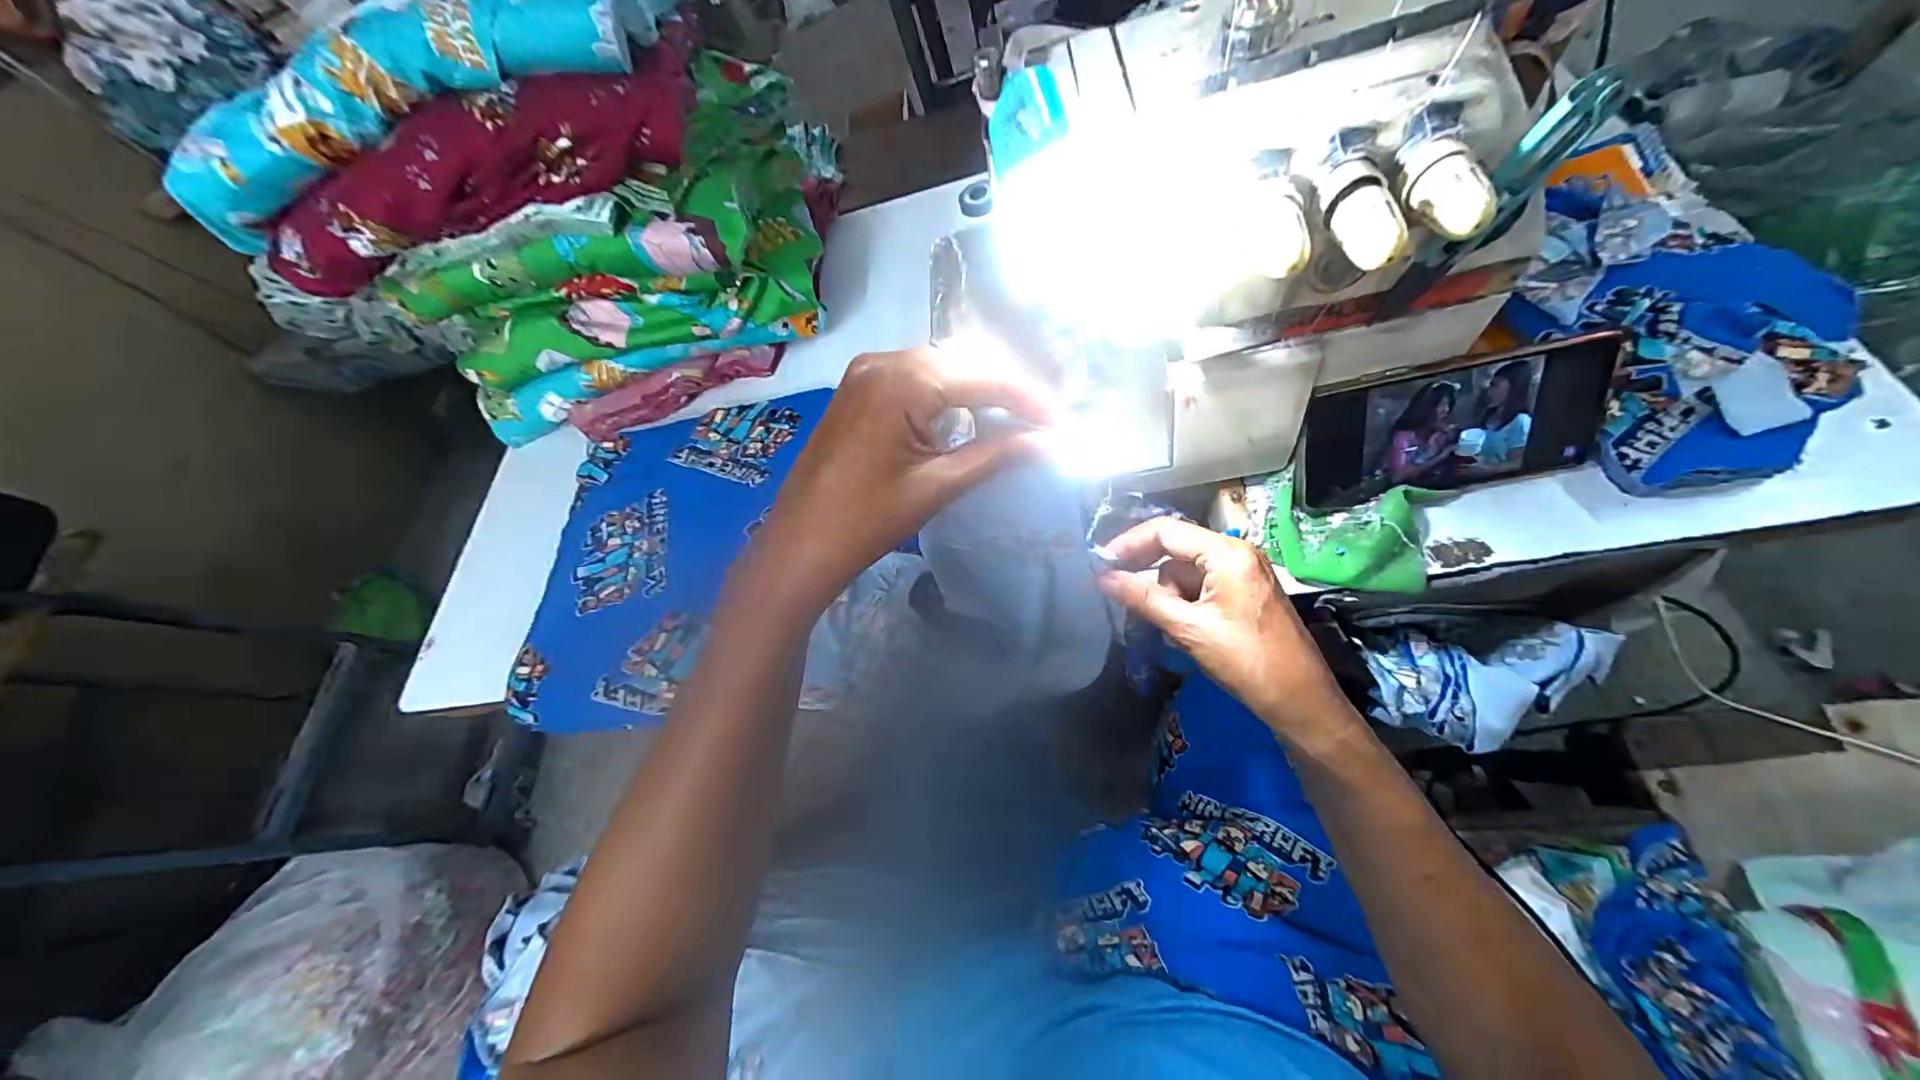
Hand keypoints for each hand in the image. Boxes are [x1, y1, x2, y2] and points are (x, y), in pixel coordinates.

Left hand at [755, 347, 1050, 612]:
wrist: (799, 543)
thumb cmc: (867, 519)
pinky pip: (915, 377)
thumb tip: (1049, 443)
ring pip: (940, 365)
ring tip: (1015, 420)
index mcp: (902, 380)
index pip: (984, 377)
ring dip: (979, 387)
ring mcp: (866, 372)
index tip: (1061, 425)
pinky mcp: (858, 388)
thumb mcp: (937, 485)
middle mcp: (883, 361)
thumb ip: (995, 455)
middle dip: (1007, 388)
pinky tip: (970, 415)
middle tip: (1042, 422)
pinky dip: (948, 392)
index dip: (1028, 400)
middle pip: (963, 361)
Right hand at [1096, 517, 1358, 749]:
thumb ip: (1143, 598)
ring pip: (1184, 570)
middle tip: (1118, 592)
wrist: (1299, 699)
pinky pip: (1201, 585)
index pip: (1165, 531)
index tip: (1101, 564)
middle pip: (1174, 548)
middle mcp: (1236, 553)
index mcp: (1227, 553)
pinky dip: (1184, 602)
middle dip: (1147, 572)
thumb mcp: (1188, 628)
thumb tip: (1104, 578)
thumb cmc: (1246, 661)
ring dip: (1167, 593)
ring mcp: (1242, 572)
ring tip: (1166, 627)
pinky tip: (1181, 629)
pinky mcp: (1243, 591)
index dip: (1128, 544)